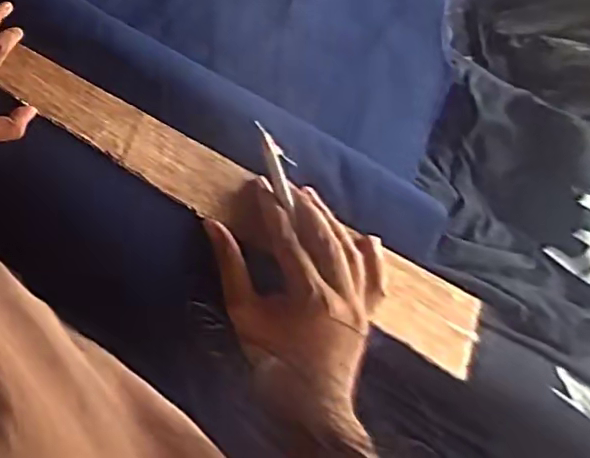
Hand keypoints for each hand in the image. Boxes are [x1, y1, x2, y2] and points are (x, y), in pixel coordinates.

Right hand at [205, 183, 384, 449]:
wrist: (311, 405)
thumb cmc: (270, 358)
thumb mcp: (242, 310)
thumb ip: (230, 264)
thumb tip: (213, 224)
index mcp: (309, 295)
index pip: (288, 239)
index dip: (272, 208)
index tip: (259, 184)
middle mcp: (342, 297)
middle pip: (325, 240)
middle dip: (304, 208)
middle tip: (286, 184)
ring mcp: (360, 308)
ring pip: (350, 254)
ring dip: (331, 222)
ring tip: (313, 197)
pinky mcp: (368, 318)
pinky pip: (376, 283)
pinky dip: (373, 258)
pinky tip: (367, 237)